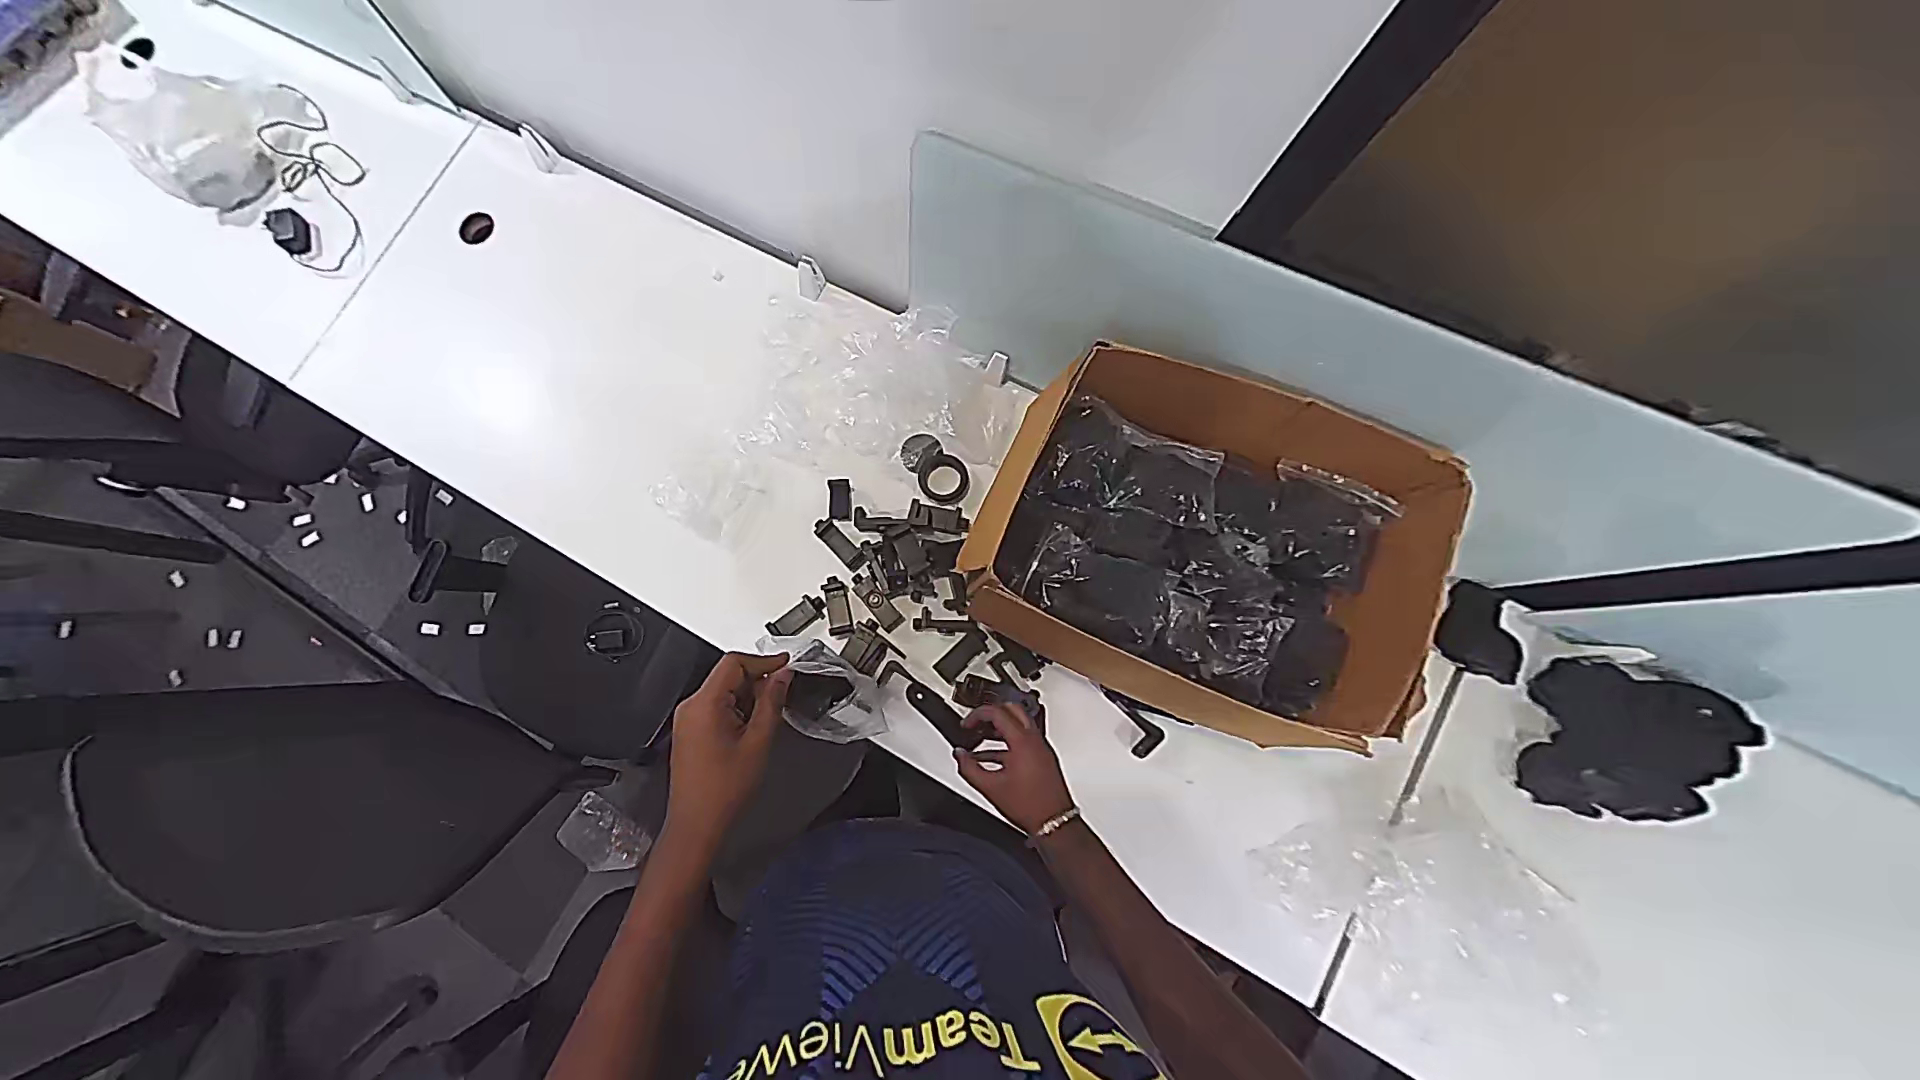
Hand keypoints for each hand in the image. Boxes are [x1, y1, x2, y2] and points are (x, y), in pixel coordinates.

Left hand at [663, 652, 791, 853]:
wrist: (698, 824)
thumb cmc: (721, 791)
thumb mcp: (758, 740)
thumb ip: (772, 701)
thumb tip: (782, 677)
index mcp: (704, 704)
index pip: (734, 662)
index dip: (763, 661)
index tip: (784, 665)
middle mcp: (691, 708)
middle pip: (728, 674)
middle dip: (757, 680)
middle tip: (781, 693)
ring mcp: (688, 720)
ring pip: (724, 691)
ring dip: (749, 696)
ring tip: (765, 719)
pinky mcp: (690, 731)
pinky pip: (717, 706)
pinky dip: (738, 709)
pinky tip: (751, 729)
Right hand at [954, 704, 1075, 834]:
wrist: (1054, 823)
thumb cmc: (1030, 807)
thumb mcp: (990, 788)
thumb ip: (969, 769)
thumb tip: (960, 755)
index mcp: (1022, 741)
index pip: (998, 712)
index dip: (977, 715)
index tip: (967, 723)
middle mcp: (1035, 740)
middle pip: (1012, 710)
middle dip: (990, 714)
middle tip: (976, 724)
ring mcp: (1041, 748)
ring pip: (1019, 725)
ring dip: (999, 729)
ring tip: (981, 740)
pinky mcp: (1043, 757)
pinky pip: (1024, 740)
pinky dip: (1008, 743)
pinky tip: (994, 759)